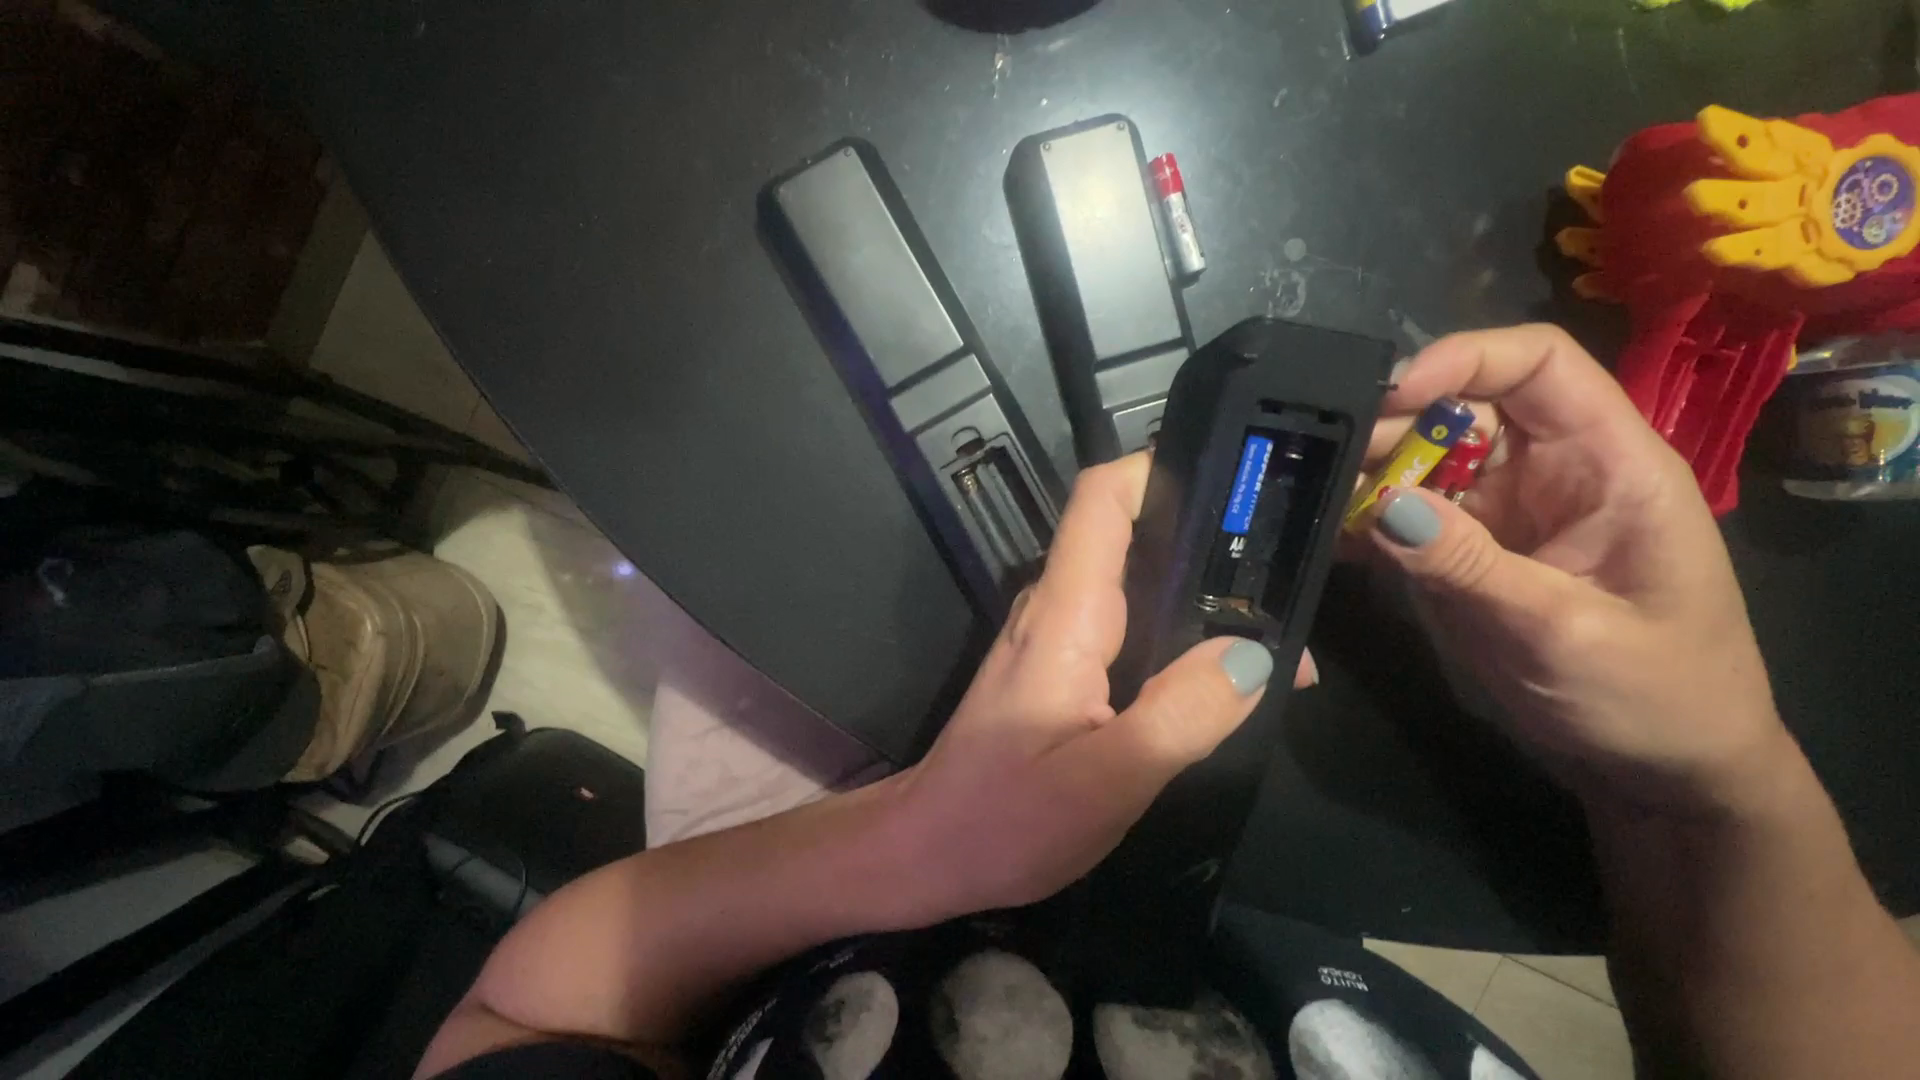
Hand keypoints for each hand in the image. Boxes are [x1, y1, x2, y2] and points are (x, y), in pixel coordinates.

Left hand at [884, 454, 1313, 921]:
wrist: (931, 850)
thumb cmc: (1003, 821)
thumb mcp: (1105, 782)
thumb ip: (1179, 717)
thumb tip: (1255, 654)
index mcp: (1065, 615)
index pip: (1102, 500)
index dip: (1162, 471)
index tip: (1238, 483)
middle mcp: (1057, 608)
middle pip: (1133, 536)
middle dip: (1211, 543)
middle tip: (1294, 575)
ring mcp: (1056, 638)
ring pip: (1137, 586)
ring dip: (1204, 598)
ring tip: (1282, 632)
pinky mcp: (1061, 669)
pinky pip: (1129, 630)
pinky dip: (1179, 639)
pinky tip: (1225, 676)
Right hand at [1359, 325, 1796, 816]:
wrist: (1658, 770)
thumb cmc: (1655, 694)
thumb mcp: (1565, 631)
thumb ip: (1471, 565)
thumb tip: (1383, 506)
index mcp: (1607, 463)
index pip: (1538, 365)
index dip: (1463, 360)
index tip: (1392, 396)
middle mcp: (1548, 473)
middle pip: (1462, 410)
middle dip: (1395, 426)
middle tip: (1329, 462)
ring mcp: (1500, 515)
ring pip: (1421, 461)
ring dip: (1367, 475)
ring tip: (1314, 499)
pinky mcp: (1464, 555)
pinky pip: (1404, 518)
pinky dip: (1363, 523)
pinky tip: (1325, 536)